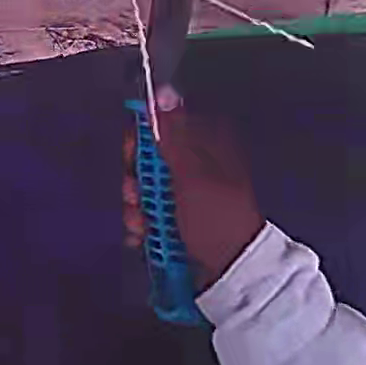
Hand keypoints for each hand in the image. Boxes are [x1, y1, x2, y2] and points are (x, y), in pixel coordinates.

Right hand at [122, 105, 264, 290]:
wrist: (233, 271)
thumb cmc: (215, 217)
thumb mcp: (192, 173)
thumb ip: (172, 135)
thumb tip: (162, 92)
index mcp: (203, 147)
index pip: (163, 127)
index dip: (142, 138)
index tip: (132, 154)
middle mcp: (193, 166)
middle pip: (148, 159)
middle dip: (136, 180)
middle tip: (137, 195)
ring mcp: (185, 195)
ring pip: (145, 188)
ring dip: (136, 206)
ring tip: (142, 224)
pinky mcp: (178, 220)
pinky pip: (149, 212)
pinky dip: (143, 224)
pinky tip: (144, 235)